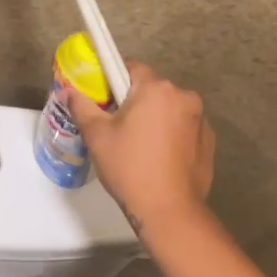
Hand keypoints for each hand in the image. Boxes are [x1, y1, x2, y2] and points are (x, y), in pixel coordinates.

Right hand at [68, 61, 215, 230]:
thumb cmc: (129, 167)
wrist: (168, 209)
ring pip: (168, 109)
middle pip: (151, 89)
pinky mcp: (209, 141)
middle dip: (134, 101)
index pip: (130, 67)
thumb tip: (67, 89)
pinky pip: (183, 127)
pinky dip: (170, 135)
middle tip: (115, 127)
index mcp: (156, 89)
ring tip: (138, 147)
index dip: (112, 79)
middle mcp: (184, 96)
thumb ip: (82, 106)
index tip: (102, 99)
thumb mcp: (97, 135)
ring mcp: (201, 119)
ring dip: (154, 118)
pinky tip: (158, 158)